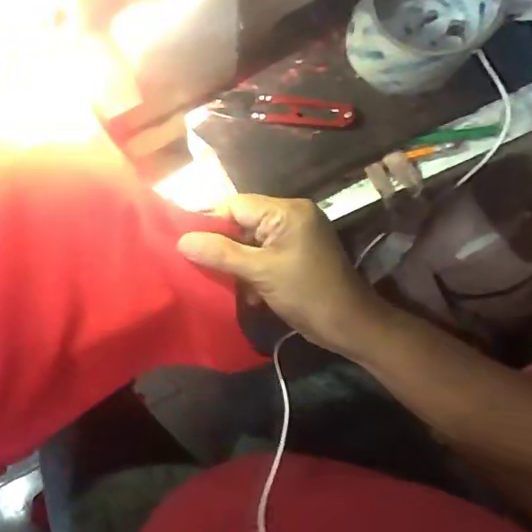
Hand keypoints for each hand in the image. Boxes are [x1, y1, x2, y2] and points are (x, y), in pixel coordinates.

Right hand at [177, 194, 386, 355]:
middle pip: (241, 221)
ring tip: (221, 280)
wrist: (350, 326)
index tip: (187, 245)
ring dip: (233, 260)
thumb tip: (181, 240)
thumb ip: (220, 253)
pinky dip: (248, 268)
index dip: (209, 222)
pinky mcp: (295, 253)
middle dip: (221, 244)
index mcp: (286, 211)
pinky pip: (261, 252)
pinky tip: (245, 290)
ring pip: (248, 239)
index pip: (235, 205)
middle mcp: (291, 215)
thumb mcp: (260, 272)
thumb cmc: (307, 294)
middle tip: (199, 264)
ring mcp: (294, 235)